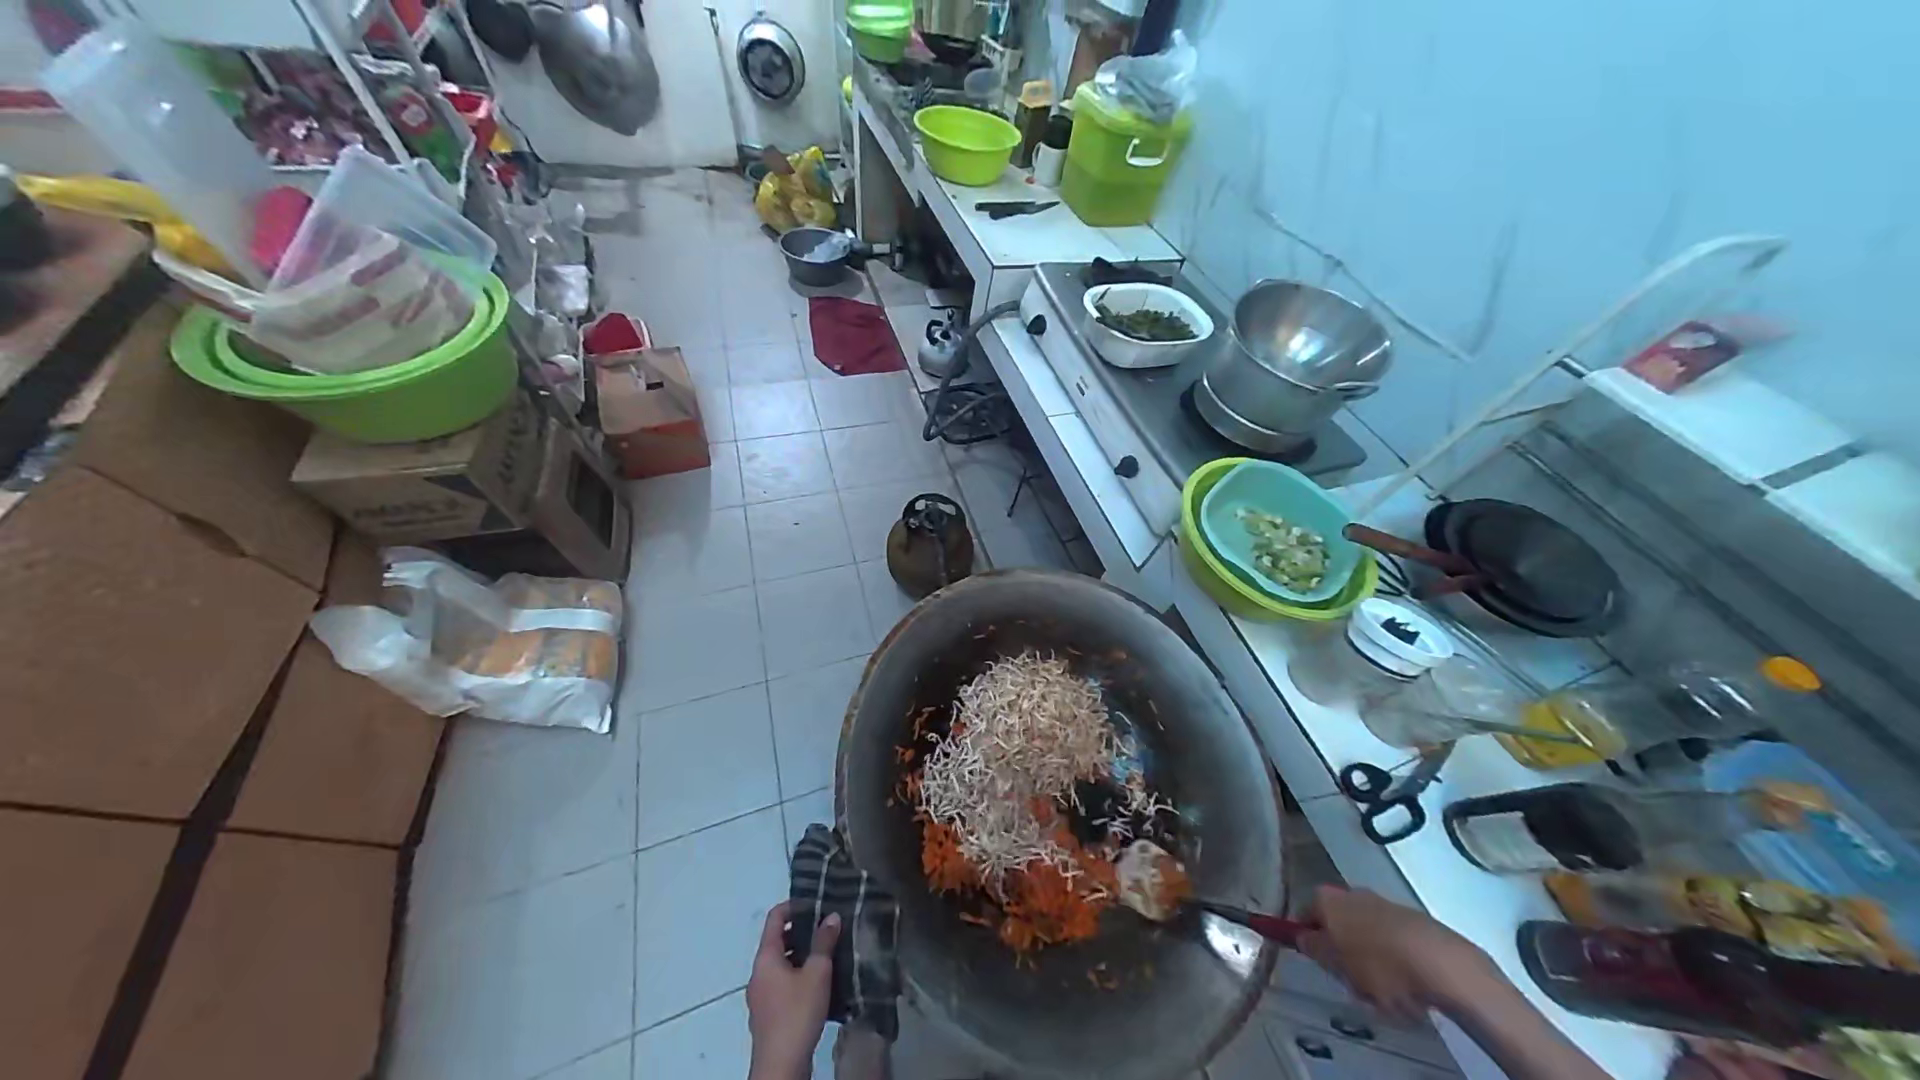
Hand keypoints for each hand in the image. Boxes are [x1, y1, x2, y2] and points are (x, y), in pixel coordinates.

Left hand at [747, 902, 841, 1079]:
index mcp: (766, 958)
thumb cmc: (797, 1013)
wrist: (781, 1068)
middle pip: (778, 940)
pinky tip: (822, 981)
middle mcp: (759, 973)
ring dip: (803, 954)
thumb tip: (831, 916)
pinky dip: (800, 975)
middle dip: (802, 930)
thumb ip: (824, 942)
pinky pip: (784, 983)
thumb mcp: (817, 973)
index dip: (794, 905)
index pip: (775, 918)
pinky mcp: (770, 1014)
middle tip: (829, 924)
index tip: (816, 901)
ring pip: (782, 963)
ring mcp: (762, 995)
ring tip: (830, 950)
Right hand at [1295, 885, 1497, 1024]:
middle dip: (1342, 950)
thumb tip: (1303, 937)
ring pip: (1367, 933)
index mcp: (1327, 898)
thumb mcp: (1336, 964)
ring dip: (1370, 957)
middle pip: (1338, 923)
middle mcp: (1353, 893)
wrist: (1444, 965)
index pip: (1305, 913)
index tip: (1316, 961)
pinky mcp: (1416, 921)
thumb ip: (1313, 948)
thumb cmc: (1378, 965)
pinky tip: (1408, 985)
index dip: (1307, 937)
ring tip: (1384, 990)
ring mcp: (1387, 905)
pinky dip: (1396, 960)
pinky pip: (1395, 942)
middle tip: (1351, 980)